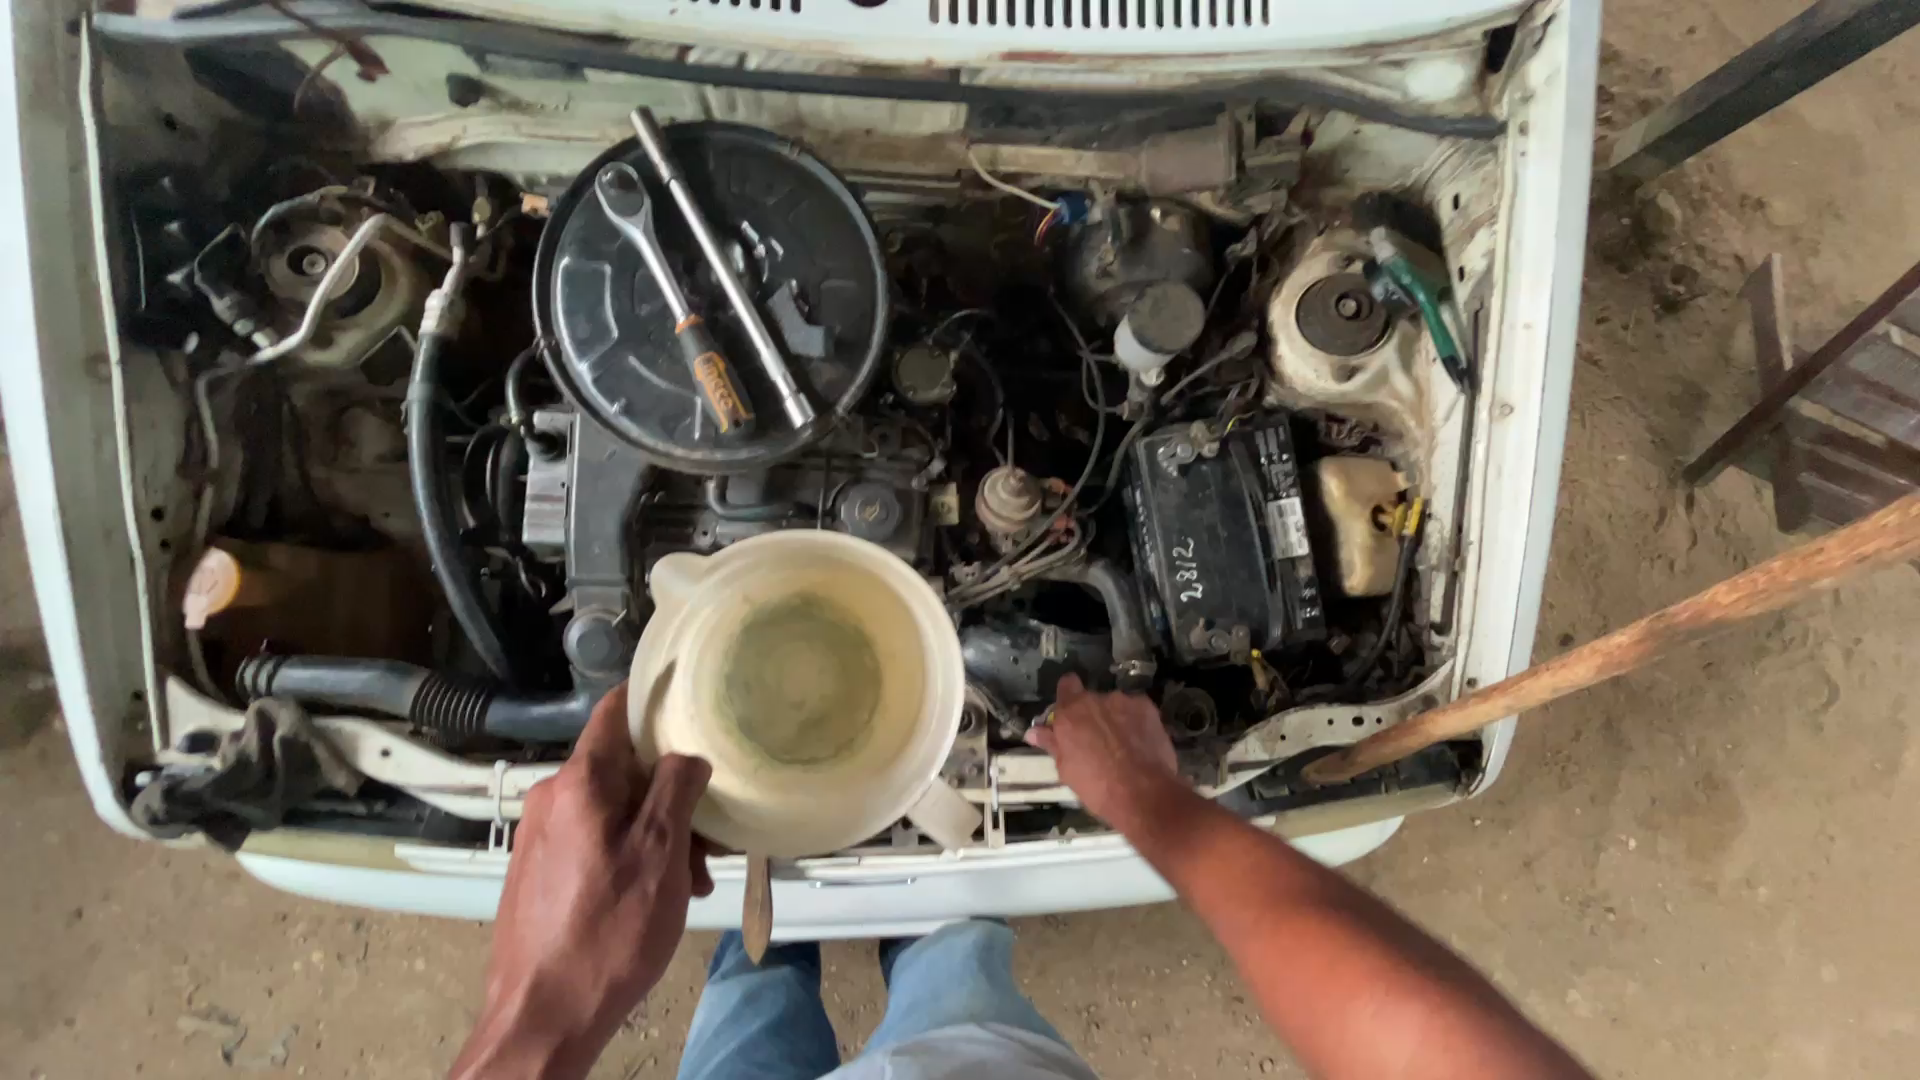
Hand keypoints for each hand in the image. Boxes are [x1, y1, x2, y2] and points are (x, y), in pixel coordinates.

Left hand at [450, 683, 712, 1079]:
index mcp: (579, 782)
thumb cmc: (609, 929)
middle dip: (670, 789)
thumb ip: (677, 786)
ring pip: (614, 807)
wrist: (540, 1021)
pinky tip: (657, 892)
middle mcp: (552, 797)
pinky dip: (631, 851)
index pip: (615, 710)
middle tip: (707, 831)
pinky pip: (595, 838)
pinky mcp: (537, 870)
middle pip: (623, 767)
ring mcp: (540, 836)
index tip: (692, 699)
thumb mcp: (662, 851)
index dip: (653, 698)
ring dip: (658, 829)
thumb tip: (687, 754)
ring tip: (691, 876)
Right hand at [1025, 673, 1184, 831]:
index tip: (1071, 714)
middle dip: (1092, 714)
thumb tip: (1033, 732)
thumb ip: (1052, 744)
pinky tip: (1140, 742)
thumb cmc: (1097, 787)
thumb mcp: (1066, 769)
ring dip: (1115, 718)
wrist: (1143, 794)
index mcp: (1070, 713)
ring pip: (1115, 705)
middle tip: (1097, 738)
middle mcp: (1094, 699)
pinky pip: (1136, 709)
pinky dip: (1136, 721)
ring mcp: (1122, 701)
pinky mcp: (1146, 707)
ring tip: (1123, 744)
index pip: (1066, 685)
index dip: (1068, 696)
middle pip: (1091, 699)